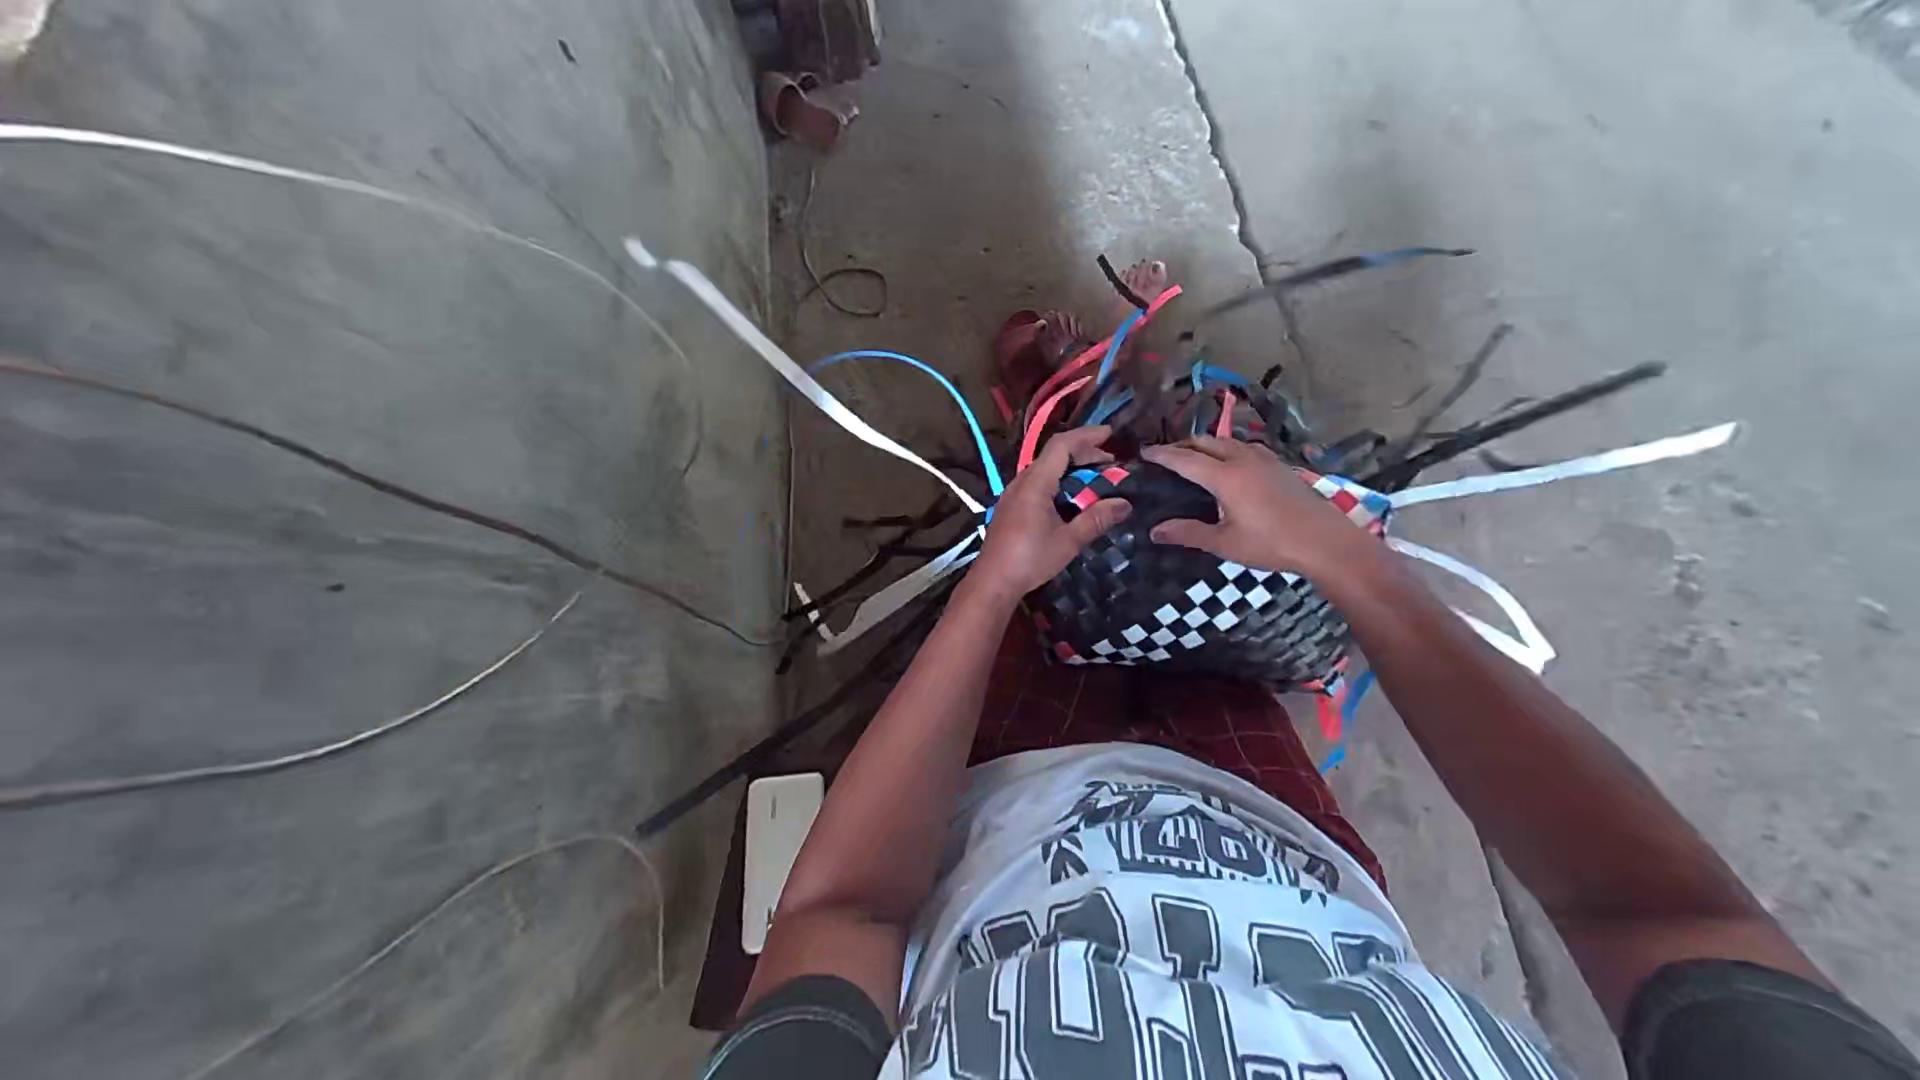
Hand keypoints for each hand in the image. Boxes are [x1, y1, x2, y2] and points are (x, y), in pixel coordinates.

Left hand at [973, 427, 1131, 601]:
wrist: (993, 581)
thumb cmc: (1030, 559)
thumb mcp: (1069, 540)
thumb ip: (1096, 519)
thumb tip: (1124, 504)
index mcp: (1035, 483)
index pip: (1061, 445)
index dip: (1086, 436)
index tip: (1110, 434)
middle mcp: (1021, 482)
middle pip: (1053, 454)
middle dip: (1083, 452)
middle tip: (1110, 461)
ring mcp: (1013, 494)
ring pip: (1044, 469)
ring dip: (1070, 468)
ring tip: (1095, 477)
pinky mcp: (1011, 507)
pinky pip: (1037, 483)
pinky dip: (1058, 481)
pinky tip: (1070, 496)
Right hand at [1141, 435, 1377, 580]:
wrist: (1326, 542)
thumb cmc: (1271, 544)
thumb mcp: (1224, 543)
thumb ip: (1188, 533)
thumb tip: (1154, 531)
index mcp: (1225, 477)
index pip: (1184, 459)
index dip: (1162, 455)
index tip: (1144, 452)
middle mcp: (1243, 460)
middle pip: (1206, 442)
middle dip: (1182, 445)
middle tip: (1165, 455)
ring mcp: (1265, 460)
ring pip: (1228, 441)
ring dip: (1206, 445)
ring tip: (1194, 456)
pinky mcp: (1280, 466)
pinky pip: (1246, 448)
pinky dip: (1228, 449)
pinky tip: (1231, 462)